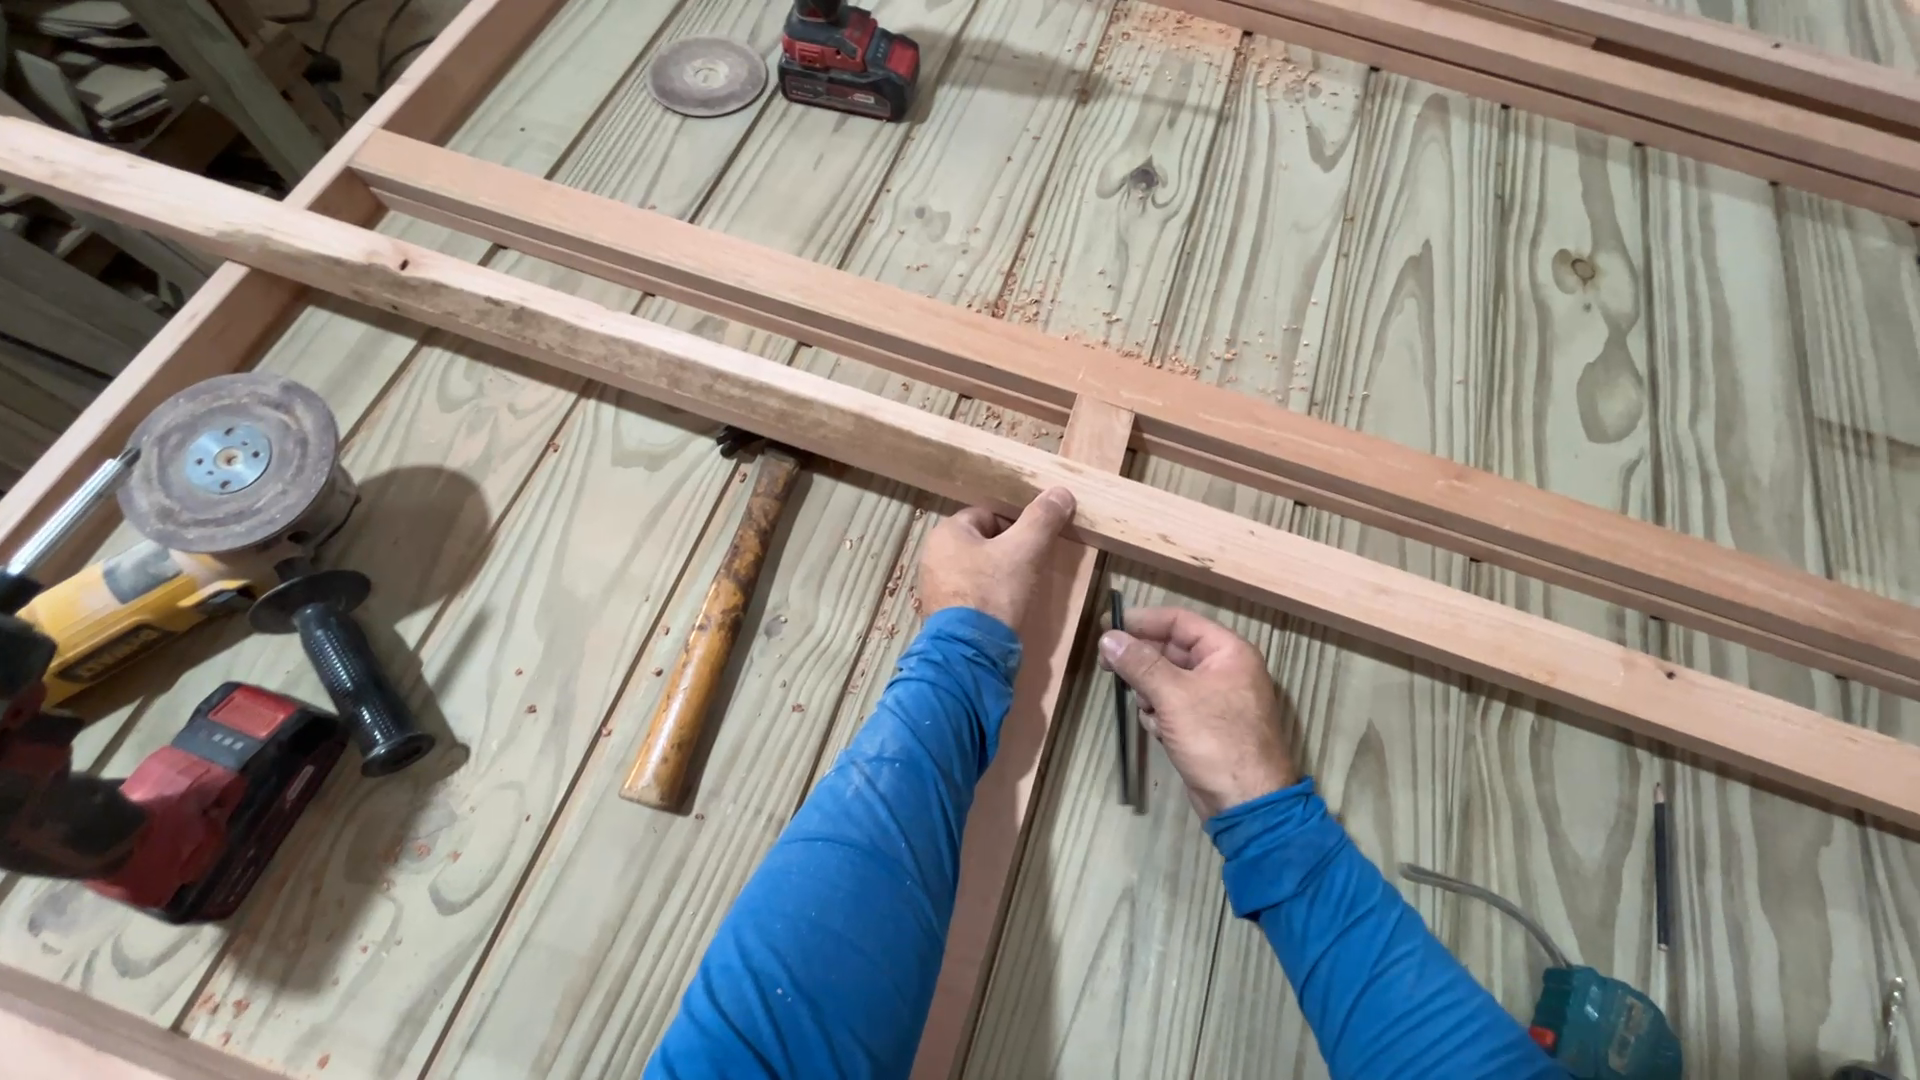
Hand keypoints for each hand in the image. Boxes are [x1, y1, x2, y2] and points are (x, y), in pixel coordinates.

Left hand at [918, 487, 1075, 629]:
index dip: (1015, 528)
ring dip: (998, 577)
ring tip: (1018, 592)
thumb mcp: (1025, 551)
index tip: (1032, 547)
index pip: (988, 515)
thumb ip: (1042, 519)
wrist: (970, 654)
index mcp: (946, 533)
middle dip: (1007, 553)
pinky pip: (970, 594)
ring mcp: (934, 587)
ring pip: (977, 570)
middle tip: (1029, 569)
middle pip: (983, 543)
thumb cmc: (994, 593)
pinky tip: (1002, 611)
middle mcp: (933, 556)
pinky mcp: (941, 614)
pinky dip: (987, 598)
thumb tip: (1062, 491)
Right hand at [1099, 607, 1294, 818]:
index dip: (1142, 621)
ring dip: (1150, 693)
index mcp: (1227, 651)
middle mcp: (1223, 669)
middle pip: (1170, 650)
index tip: (1108, 626)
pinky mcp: (1203, 725)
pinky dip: (1160, 715)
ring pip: (1166, 679)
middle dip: (1142, 662)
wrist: (1246, 802)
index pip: (1178, 621)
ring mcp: (1214, 699)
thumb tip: (1108, 638)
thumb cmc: (1215, 739)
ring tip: (1149, 710)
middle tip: (1107, 666)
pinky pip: (1171, 706)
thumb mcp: (1173, 696)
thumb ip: (1139, 663)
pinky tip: (1160, 732)